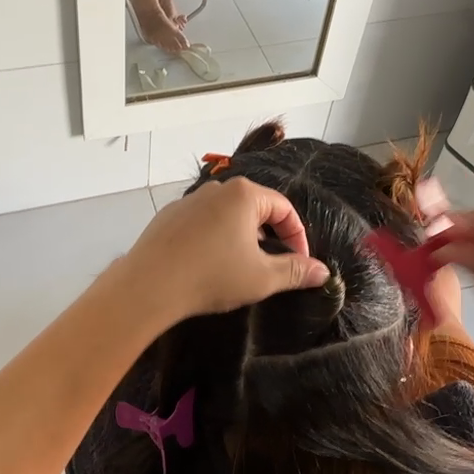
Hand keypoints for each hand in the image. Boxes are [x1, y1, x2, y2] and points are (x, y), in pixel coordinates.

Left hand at [116, 178, 330, 320]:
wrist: (149, 285)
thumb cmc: (212, 276)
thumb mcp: (261, 278)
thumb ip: (295, 271)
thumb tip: (323, 272)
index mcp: (244, 195)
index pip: (284, 208)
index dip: (298, 237)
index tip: (300, 264)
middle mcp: (216, 188)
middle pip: (255, 208)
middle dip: (269, 236)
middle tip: (272, 266)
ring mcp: (189, 200)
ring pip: (227, 214)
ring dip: (240, 237)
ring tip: (240, 266)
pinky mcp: (169, 216)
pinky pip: (202, 223)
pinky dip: (213, 238)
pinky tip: (208, 264)